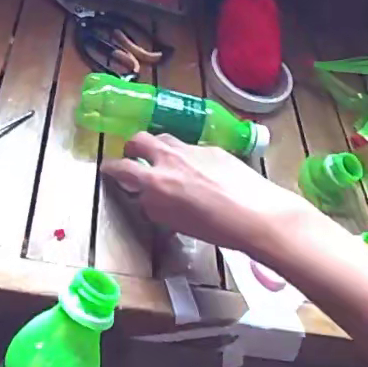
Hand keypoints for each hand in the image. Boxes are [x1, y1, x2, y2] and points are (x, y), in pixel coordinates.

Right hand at [101, 133, 328, 261]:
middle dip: (132, 148)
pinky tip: (201, 173)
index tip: (108, 170)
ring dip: (158, 148)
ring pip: (165, 138)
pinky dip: (187, 157)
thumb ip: (153, 204)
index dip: (111, 168)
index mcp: (155, 180)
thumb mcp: (174, 222)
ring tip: (165, 162)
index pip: (121, 167)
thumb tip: (146, 195)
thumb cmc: (215, 228)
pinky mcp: (213, 149)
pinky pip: (191, 148)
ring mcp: (192, 150)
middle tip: (135, 158)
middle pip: (139, 139)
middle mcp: (170, 158)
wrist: (259, 215)